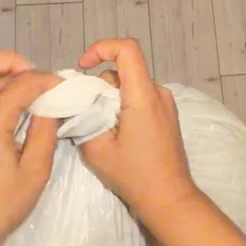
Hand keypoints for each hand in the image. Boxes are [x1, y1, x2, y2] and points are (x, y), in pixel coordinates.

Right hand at [74, 39, 205, 225]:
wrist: (169, 198)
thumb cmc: (135, 175)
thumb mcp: (97, 150)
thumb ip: (82, 120)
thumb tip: (75, 105)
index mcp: (143, 95)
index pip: (127, 50)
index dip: (102, 48)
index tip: (83, 66)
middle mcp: (158, 93)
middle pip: (124, 71)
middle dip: (99, 85)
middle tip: (86, 113)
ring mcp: (166, 104)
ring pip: (130, 86)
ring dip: (111, 98)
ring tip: (100, 128)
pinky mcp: (167, 116)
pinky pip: (140, 98)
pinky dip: (123, 106)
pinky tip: (116, 133)